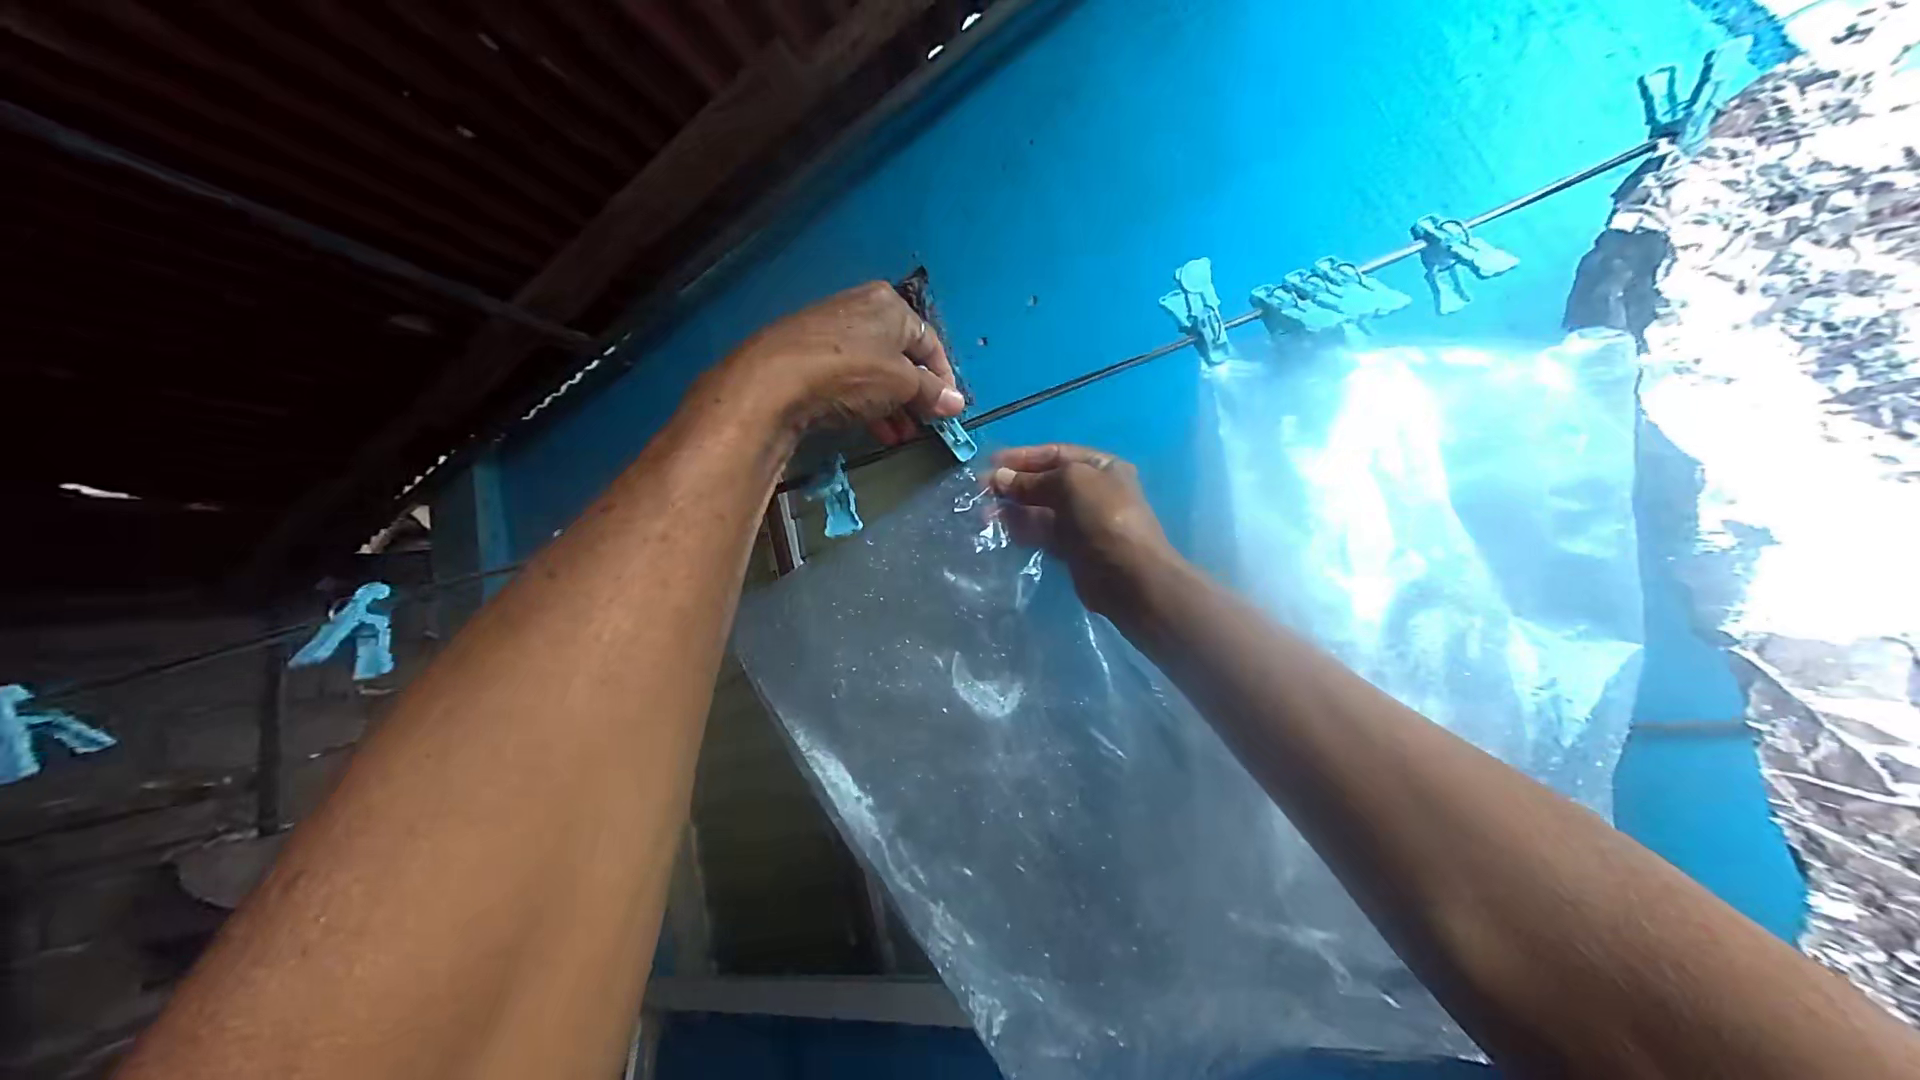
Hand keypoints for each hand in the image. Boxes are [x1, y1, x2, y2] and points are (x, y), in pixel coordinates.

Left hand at [717, 282, 963, 445]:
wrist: (776, 380)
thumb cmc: (852, 372)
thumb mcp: (902, 384)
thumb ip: (932, 392)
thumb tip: (957, 403)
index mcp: (891, 305)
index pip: (930, 343)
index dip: (943, 379)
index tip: (949, 409)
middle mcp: (862, 309)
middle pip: (901, 357)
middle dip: (915, 396)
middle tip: (922, 425)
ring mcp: (832, 330)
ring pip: (875, 371)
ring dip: (892, 405)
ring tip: (898, 435)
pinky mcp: (809, 354)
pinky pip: (849, 378)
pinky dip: (865, 401)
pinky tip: (871, 428)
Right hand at [989, 445, 1178, 617]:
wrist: (1129, 577)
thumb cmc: (1104, 517)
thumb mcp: (1070, 483)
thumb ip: (1032, 480)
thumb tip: (999, 478)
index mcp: (1101, 466)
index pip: (1055, 454)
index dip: (1022, 457)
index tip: (990, 463)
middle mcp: (1092, 490)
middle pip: (1045, 481)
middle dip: (1014, 484)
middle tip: (981, 491)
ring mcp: (1082, 521)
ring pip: (1040, 509)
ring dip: (1013, 508)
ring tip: (984, 513)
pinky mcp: (1072, 549)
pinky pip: (1042, 533)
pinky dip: (1022, 530)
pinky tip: (1002, 529)